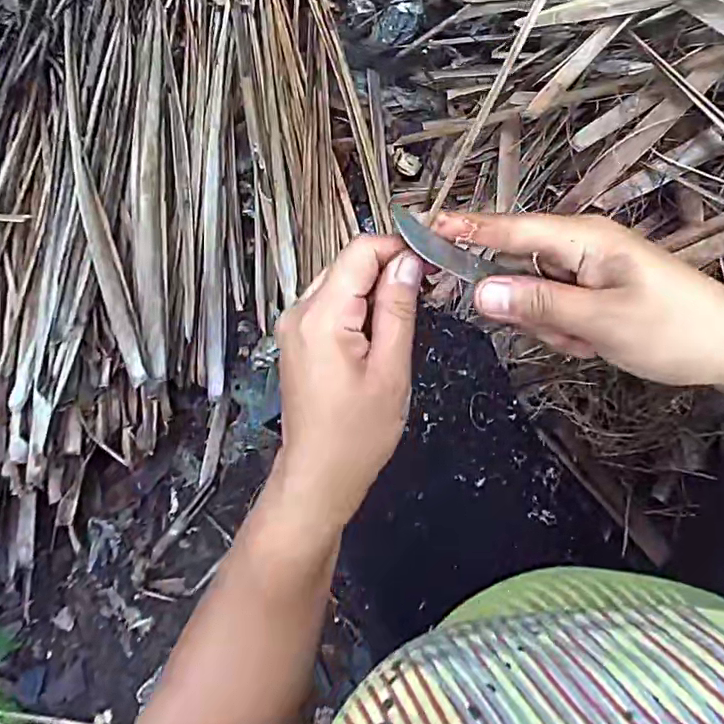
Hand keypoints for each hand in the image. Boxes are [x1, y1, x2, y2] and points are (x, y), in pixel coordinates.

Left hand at [271, 235, 423, 524]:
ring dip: (376, 287)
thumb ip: (399, 308)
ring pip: (342, 279)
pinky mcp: (298, 335)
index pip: (360, 250)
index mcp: (322, 317)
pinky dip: (359, 304)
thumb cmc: (356, 435)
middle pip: (349, 262)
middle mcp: (299, 312)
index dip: (398, 248)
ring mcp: (294, 323)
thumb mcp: (391, 369)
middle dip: (389, 268)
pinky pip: (332, 301)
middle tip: (426, 290)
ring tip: (406, 316)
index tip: (429, 262)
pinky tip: (380, 329)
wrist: (319, 474)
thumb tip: (410, 262)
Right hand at [436, 211, 723, 387]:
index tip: (426, 226)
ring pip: (536, 295)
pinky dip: (567, 330)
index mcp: (582, 238)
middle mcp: (580, 246)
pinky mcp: (594, 290)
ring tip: (591, 340)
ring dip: (553, 324)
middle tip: (566, 332)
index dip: (467, 229)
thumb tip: (480, 291)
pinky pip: (557, 308)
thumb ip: (535, 304)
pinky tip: (596, 342)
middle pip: (519, 269)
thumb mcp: (600, 320)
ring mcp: (587, 269)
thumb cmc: (676, 327)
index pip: (510, 229)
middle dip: (530, 307)